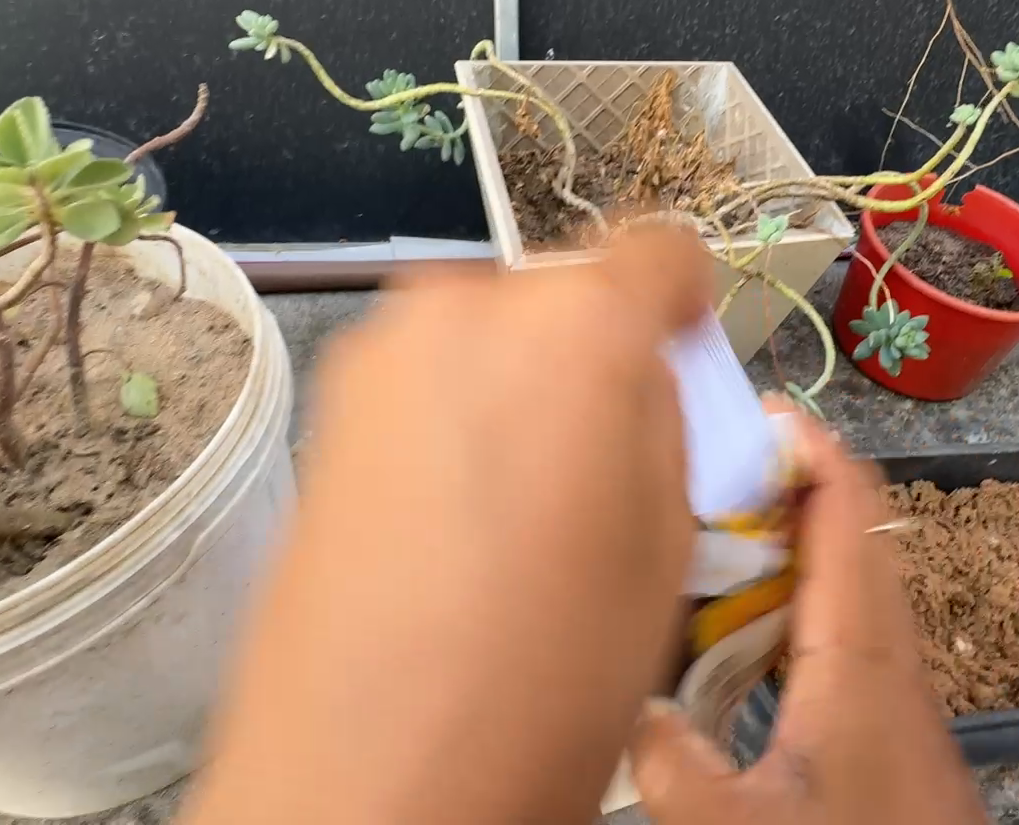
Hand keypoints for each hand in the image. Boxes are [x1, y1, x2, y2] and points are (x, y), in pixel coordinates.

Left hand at [184, 224, 710, 824]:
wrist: (369, 777)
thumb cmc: (554, 665)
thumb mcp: (668, 529)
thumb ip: (664, 413)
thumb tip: (644, 370)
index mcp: (583, 327)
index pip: (662, 248)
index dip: (685, 296)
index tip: (681, 345)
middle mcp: (475, 303)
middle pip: (573, 287)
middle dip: (601, 344)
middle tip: (600, 438)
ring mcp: (390, 342)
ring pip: (501, 322)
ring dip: (531, 371)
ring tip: (525, 478)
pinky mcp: (334, 392)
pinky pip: (437, 362)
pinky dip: (468, 398)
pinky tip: (462, 493)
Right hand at [629, 414, 986, 824]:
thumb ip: (682, 776)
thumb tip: (632, 713)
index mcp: (857, 643)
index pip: (845, 509)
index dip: (813, 448)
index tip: (765, 412)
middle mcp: (881, 632)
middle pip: (853, 514)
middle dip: (799, 468)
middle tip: (728, 453)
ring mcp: (887, 656)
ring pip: (850, 551)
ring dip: (800, 515)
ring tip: (728, 508)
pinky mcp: (881, 682)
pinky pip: (843, 592)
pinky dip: (803, 565)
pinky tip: (751, 596)